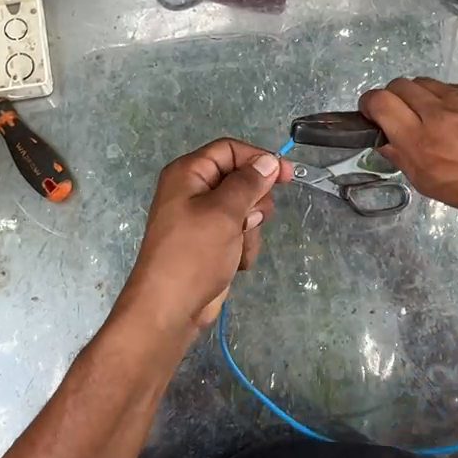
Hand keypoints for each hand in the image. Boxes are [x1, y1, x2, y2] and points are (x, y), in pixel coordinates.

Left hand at [115, 139, 290, 334]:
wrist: (170, 307)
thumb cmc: (193, 253)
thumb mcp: (224, 212)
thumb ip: (248, 183)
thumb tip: (268, 161)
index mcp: (188, 173)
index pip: (229, 150)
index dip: (258, 159)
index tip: (287, 175)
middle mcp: (193, 190)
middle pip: (240, 180)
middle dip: (253, 202)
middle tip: (249, 220)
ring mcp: (201, 217)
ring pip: (244, 209)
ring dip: (249, 229)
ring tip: (236, 246)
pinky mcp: (210, 241)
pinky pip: (238, 233)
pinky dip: (242, 246)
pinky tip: (234, 262)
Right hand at [358, 77, 457, 216]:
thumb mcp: (429, 184)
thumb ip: (401, 158)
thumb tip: (385, 139)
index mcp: (419, 140)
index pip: (379, 101)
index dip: (369, 104)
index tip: (373, 114)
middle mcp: (437, 112)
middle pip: (398, 86)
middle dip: (394, 98)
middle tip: (403, 115)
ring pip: (424, 83)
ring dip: (420, 96)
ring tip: (433, 115)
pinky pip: (452, 87)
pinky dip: (447, 99)